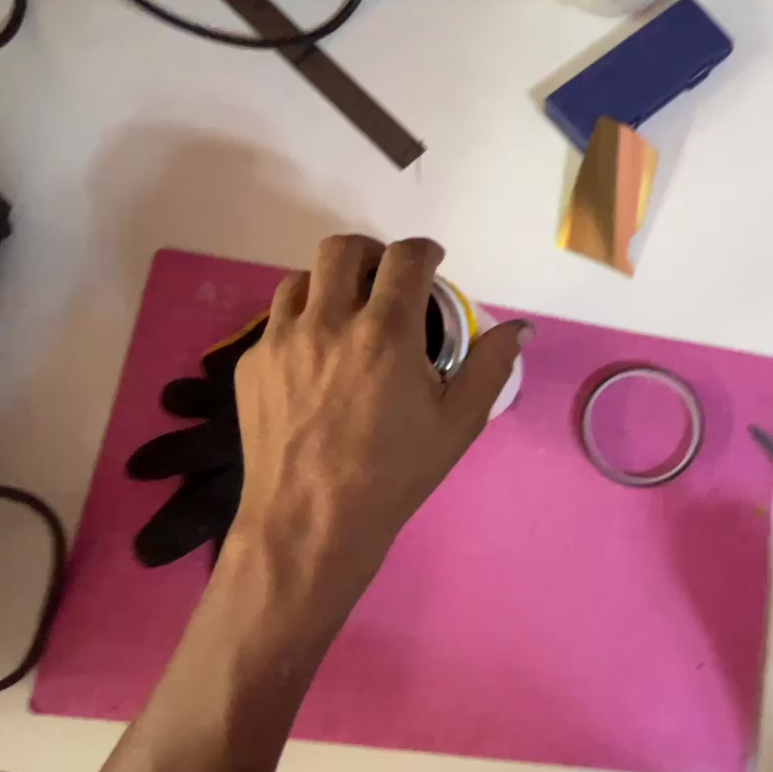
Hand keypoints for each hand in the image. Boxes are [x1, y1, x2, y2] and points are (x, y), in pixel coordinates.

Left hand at [229, 236, 526, 600]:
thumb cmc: (394, 474)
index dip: (424, 251)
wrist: (310, 522)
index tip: (433, 262)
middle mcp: (328, 322)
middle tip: (387, 277)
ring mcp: (281, 341)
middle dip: (372, 252)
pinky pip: (277, 323)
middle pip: (343, 249)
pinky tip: (317, 362)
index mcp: (385, 333)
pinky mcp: (251, 365)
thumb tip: (520, 329)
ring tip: (348, 314)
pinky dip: (303, 324)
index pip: (405, 258)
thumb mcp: (458, 424)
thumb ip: (491, 366)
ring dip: (331, 284)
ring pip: (301, 279)